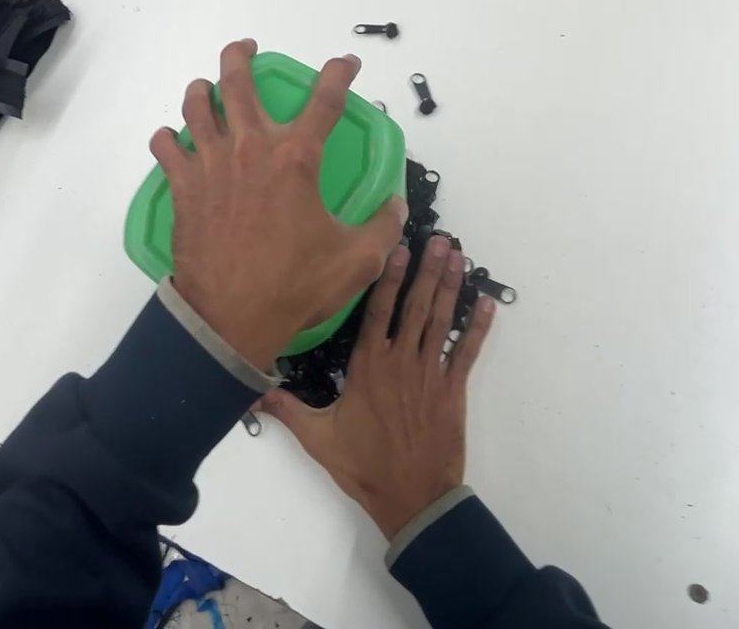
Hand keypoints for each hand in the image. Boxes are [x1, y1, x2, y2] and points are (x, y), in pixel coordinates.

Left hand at [149, 39, 406, 370]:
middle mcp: (249, 147)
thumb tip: (396, 205)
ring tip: (207, 90)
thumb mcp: (356, 259)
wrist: (230, 317)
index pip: (325, 99)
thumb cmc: (295, 285)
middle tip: (247, 49)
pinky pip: (165, 147)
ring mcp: (210, 164)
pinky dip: (168, 139)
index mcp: (296, 158)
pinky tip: (175, 142)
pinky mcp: (182, 186)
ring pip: (195, 105)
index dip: (340, 73)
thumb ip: (382, 226)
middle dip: (241, 54)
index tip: (347, 63)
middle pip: (237, 80)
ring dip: (201, 90)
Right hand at [260, 236, 494, 538]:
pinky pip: (467, 353)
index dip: (388, 277)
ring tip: (458, 256)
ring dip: (451, 287)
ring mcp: (429, 374)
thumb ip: (287, 410)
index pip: (378, 311)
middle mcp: (400, 361)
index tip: (396, 248)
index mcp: (368, 366)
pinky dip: (479, 327)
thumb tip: (250, 393)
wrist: (413, 501)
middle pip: (414, 306)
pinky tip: (489, 303)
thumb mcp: (318, 438)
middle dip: (426, 270)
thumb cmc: (364, 466)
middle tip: (438, 238)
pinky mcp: (452, 391)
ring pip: (441, 321)